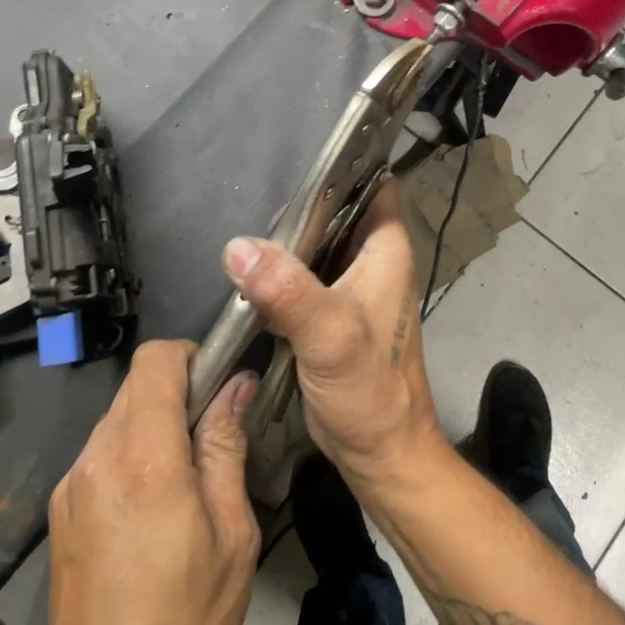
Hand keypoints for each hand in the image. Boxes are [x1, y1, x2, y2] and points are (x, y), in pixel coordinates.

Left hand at [49, 341, 259, 624]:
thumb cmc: (188, 613)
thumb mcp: (232, 534)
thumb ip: (227, 448)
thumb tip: (238, 384)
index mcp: (143, 459)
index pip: (155, 361)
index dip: (190, 357)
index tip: (217, 384)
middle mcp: (96, 459)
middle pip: (135, 388)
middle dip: (176, 395)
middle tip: (210, 437)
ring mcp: (71, 484)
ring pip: (116, 419)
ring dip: (152, 427)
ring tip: (183, 481)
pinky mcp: (59, 509)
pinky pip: (99, 455)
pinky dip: (128, 457)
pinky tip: (150, 508)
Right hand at [223, 181, 442, 483]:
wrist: (381, 454)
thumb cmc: (370, 391)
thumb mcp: (331, 336)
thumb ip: (289, 290)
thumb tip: (237, 248)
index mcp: (387, 250)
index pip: (370, 184)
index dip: (339, 170)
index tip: (295, 171)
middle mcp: (374, 260)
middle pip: (334, 212)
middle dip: (299, 212)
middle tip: (260, 222)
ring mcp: (352, 287)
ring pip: (316, 245)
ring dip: (286, 245)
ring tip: (249, 247)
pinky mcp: (331, 313)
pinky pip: (304, 277)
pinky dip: (281, 274)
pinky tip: (253, 278)